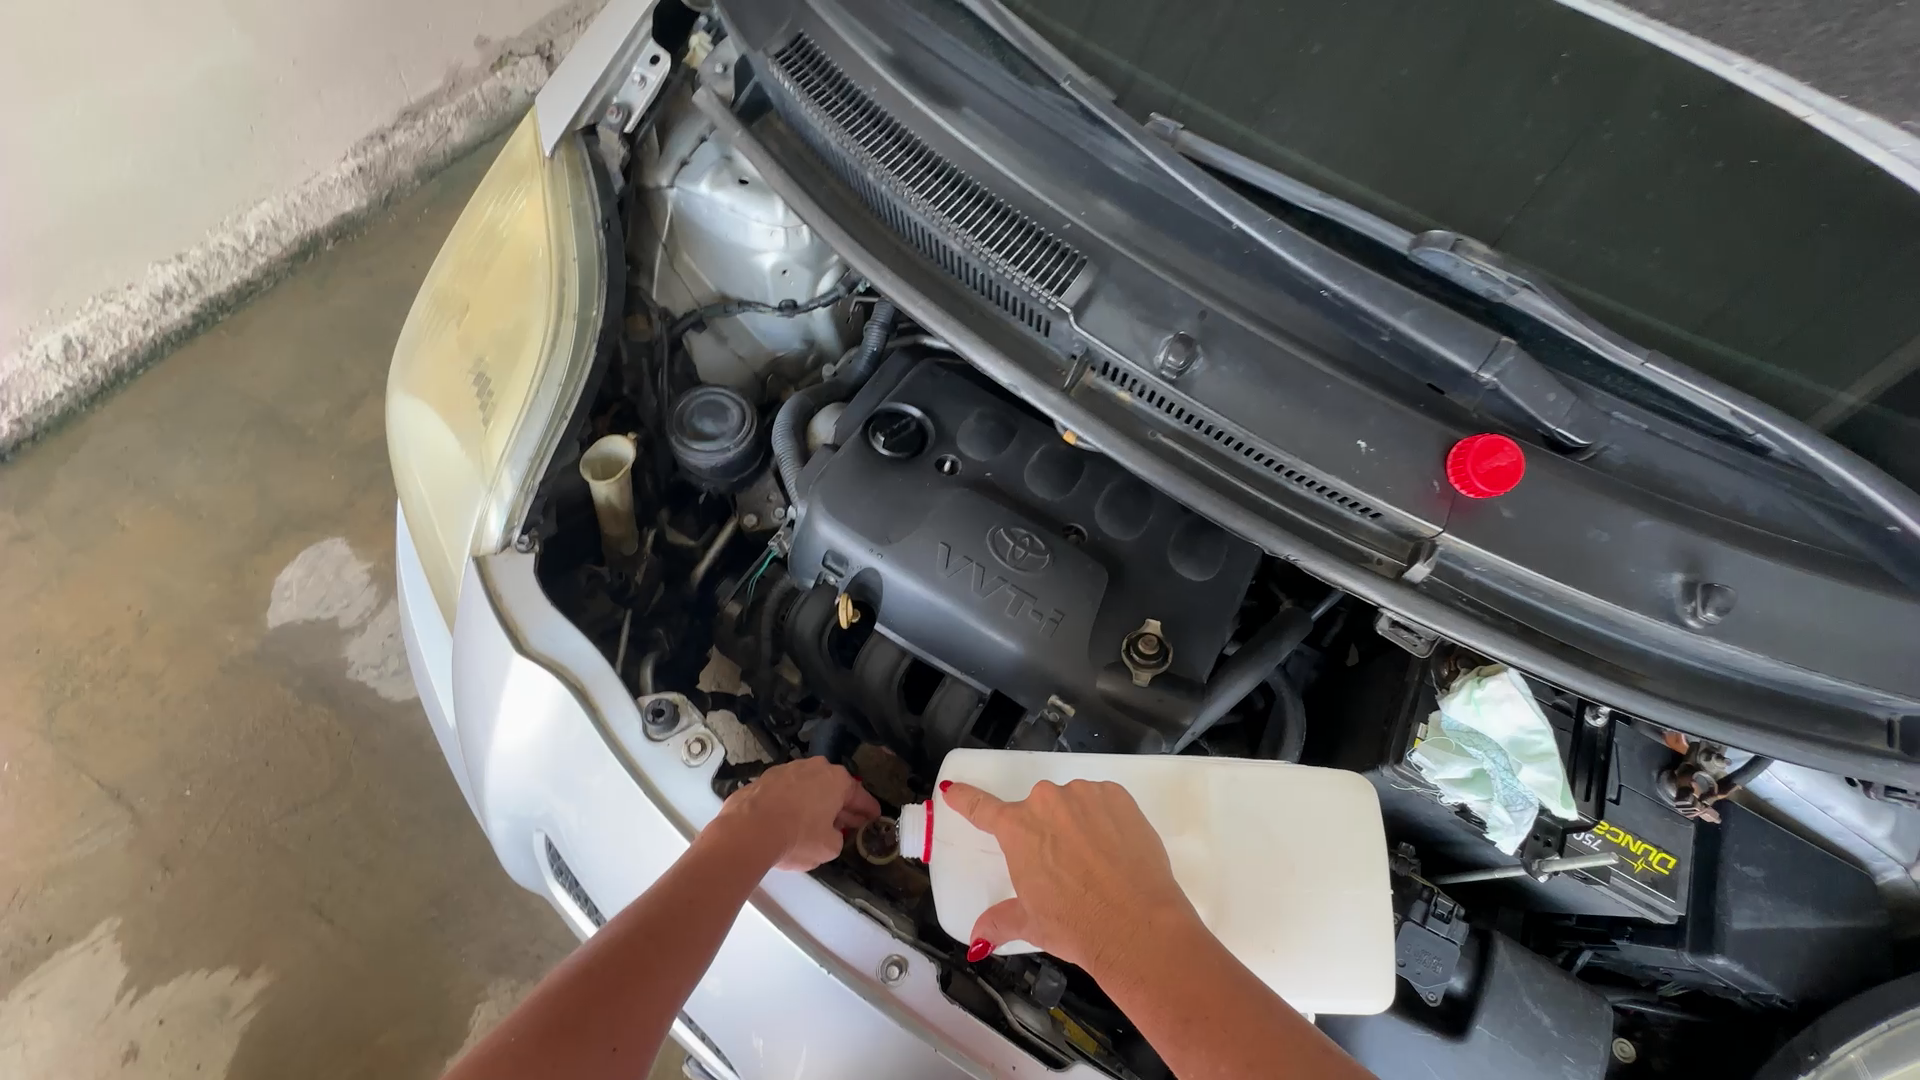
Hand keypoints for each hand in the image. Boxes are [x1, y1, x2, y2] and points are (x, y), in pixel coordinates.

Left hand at [709, 758, 880, 870]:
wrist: (748, 832)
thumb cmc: (796, 837)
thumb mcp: (829, 848)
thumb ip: (838, 837)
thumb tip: (831, 833)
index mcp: (836, 780)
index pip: (859, 795)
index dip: (868, 809)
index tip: (874, 817)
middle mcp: (814, 768)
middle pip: (833, 788)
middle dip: (840, 806)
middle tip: (847, 823)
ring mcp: (786, 770)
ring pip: (808, 787)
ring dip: (813, 802)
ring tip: (814, 823)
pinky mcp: (764, 779)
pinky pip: (785, 792)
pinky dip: (789, 804)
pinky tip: (788, 821)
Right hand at [942, 779, 1201, 973]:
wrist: (1138, 926)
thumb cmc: (1076, 925)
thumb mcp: (1032, 923)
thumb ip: (999, 921)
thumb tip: (976, 941)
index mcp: (1018, 829)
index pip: (981, 807)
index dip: (964, 797)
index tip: (951, 788)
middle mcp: (1047, 802)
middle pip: (1038, 810)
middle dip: (1045, 831)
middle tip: (1062, 866)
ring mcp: (1084, 794)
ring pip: (1072, 803)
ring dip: (1076, 823)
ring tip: (1095, 862)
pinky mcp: (1117, 795)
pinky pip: (1102, 800)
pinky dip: (1105, 818)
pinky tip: (1115, 849)